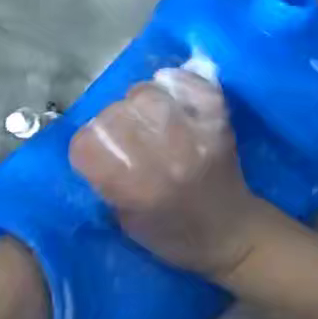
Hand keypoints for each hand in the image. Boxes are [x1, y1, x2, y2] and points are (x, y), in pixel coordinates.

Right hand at [70, 68, 273, 280]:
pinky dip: (175, 85)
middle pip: (113, 113)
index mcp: (136, 186)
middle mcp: (163, 155)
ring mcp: (193, 133)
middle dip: (113, 123)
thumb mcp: (125, 219)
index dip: (88, 145)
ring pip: (146, 92)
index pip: (87, 142)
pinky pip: (187, 83)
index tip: (98, 152)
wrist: (230, 232)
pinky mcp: (216, 118)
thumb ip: (107, 178)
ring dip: (141, 102)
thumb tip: (98, 141)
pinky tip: (172, 99)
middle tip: (126, 136)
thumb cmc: (173, 235)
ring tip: (149, 117)